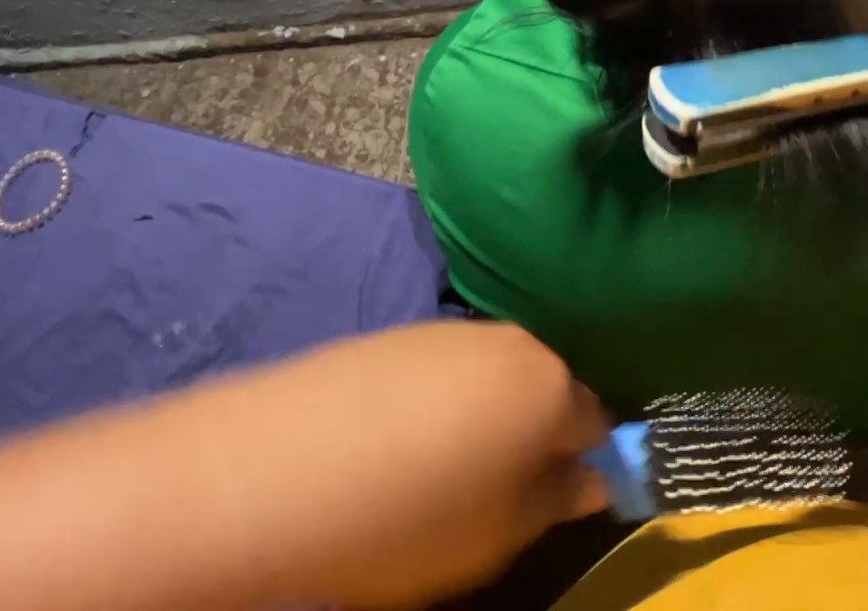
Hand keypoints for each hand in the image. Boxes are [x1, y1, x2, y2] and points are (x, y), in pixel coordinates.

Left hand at [308, 322, 612, 605]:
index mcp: (552, 389)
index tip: (560, 492)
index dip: (588, 460)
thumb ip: (557, 500)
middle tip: (499, 482)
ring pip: (495, 375)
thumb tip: (593, 478)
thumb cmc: (407, 514)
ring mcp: (455, 332)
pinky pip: (447, 368)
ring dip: (489, 410)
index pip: (598, 421)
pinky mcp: (402, 333)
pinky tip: (398, 438)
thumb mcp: (496, 534)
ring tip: (442, 461)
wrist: (269, 468)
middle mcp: (515, 345)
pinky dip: (442, 398)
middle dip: (536, 430)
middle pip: (547, 388)